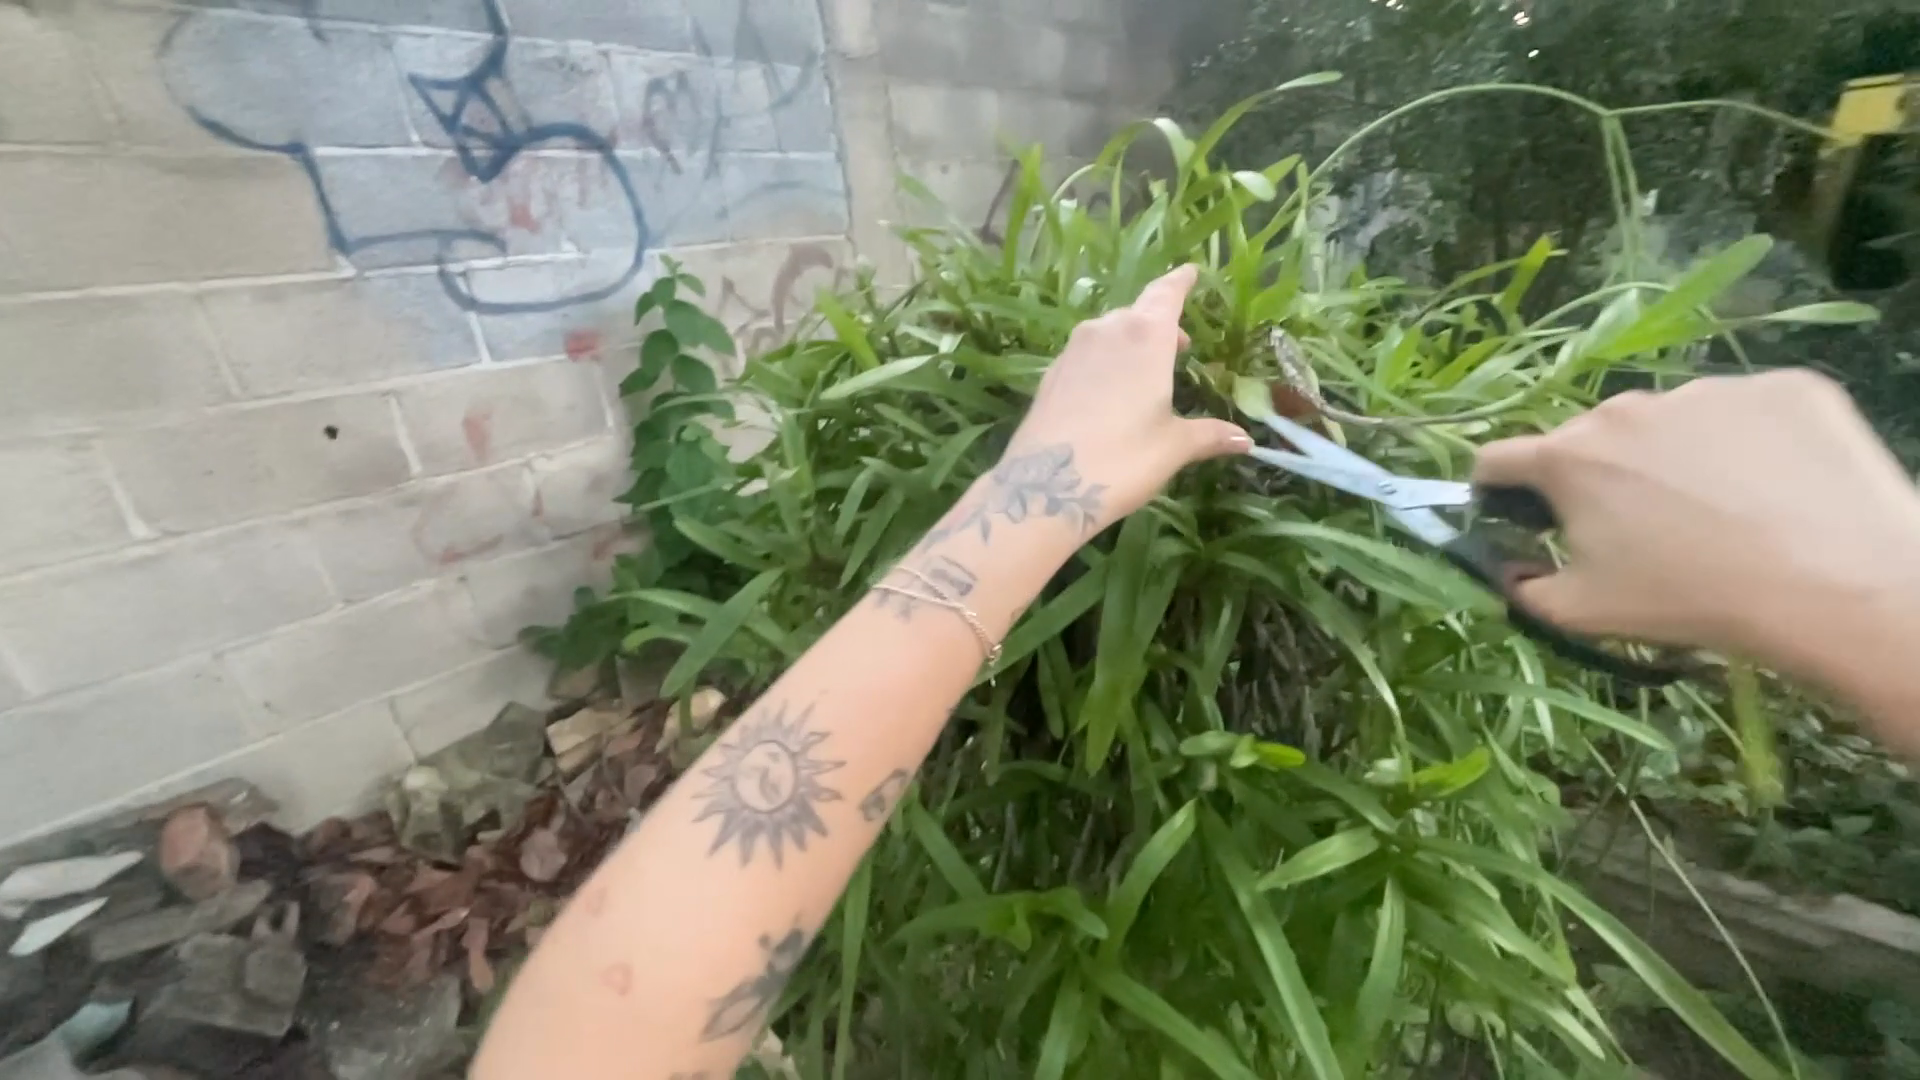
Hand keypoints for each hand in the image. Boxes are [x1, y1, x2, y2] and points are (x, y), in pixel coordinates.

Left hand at [996, 265, 1251, 532]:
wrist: (1045, 488)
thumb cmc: (1122, 460)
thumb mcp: (1173, 448)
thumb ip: (1209, 435)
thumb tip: (1244, 439)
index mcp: (1145, 336)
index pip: (1166, 293)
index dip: (1180, 282)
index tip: (1190, 273)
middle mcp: (1105, 331)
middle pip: (1136, 314)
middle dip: (1159, 323)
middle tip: (1179, 346)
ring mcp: (1071, 352)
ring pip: (1106, 333)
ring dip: (1128, 343)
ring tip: (1145, 371)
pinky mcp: (1049, 377)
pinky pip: (1084, 356)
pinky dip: (1102, 363)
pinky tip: (1108, 393)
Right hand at [1473, 370, 1919, 677]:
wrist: (1850, 590)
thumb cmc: (1691, 598)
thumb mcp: (1578, 610)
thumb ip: (1519, 587)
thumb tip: (1509, 568)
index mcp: (1565, 458)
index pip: (1495, 459)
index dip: (1495, 488)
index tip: (1517, 514)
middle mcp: (1623, 409)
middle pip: (1582, 438)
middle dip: (1588, 474)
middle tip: (1628, 523)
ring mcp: (1707, 391)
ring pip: (1659, 422)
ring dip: (1660, 453)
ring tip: (1708, 504)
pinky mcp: (1784, 387)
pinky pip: (1735, 410)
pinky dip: (1735, 440)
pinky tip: (1765, 484)